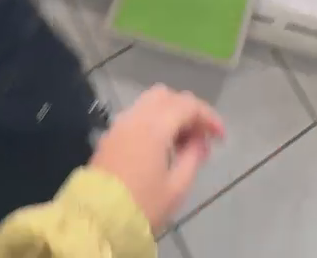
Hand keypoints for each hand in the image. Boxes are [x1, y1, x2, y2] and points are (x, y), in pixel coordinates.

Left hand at [88, 85, 225, 229]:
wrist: (96, 221)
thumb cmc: (142, 204)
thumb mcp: (176, 188)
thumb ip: (193, 157)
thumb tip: (200, 141)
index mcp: (155, 125)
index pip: (189, 105)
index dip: (209, 117)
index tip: (220, 136)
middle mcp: (137, 116)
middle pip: (168, 96)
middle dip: (188, 110)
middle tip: (199, 135)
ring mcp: (120, 123)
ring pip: (150, 102)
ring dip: (170, 112)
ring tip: (180, 140)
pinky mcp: (110, 135)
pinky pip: (137, 114)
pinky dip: (153, 119)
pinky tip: (159, 145)